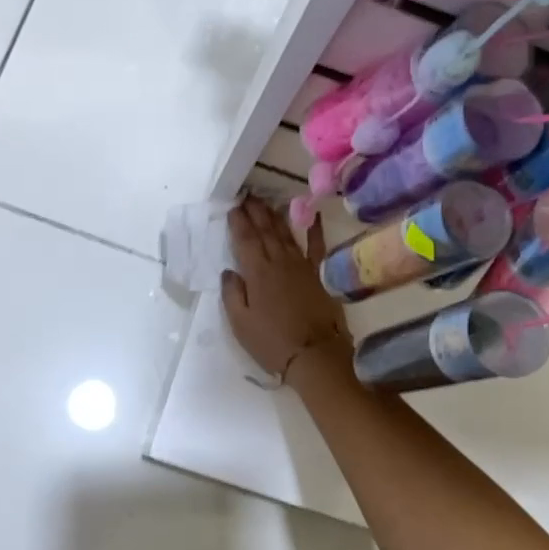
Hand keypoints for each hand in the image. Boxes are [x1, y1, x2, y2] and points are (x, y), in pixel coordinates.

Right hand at [221, 198, 350, 384]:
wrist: (315, 355)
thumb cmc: (272, 342)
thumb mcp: (240, 323)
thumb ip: (232, 294)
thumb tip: (229, 271)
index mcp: (256, 272)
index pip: (245, 239)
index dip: (238, 220)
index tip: (232, 204)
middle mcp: (279, 262)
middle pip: (265, 230)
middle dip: (255, 210)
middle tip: (248, 194)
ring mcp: (302, 266)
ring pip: (286, 233)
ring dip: (276, 215)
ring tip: (267, 201)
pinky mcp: (319, 275)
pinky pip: (316, 246)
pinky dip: (315, 229)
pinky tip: (313, 215)